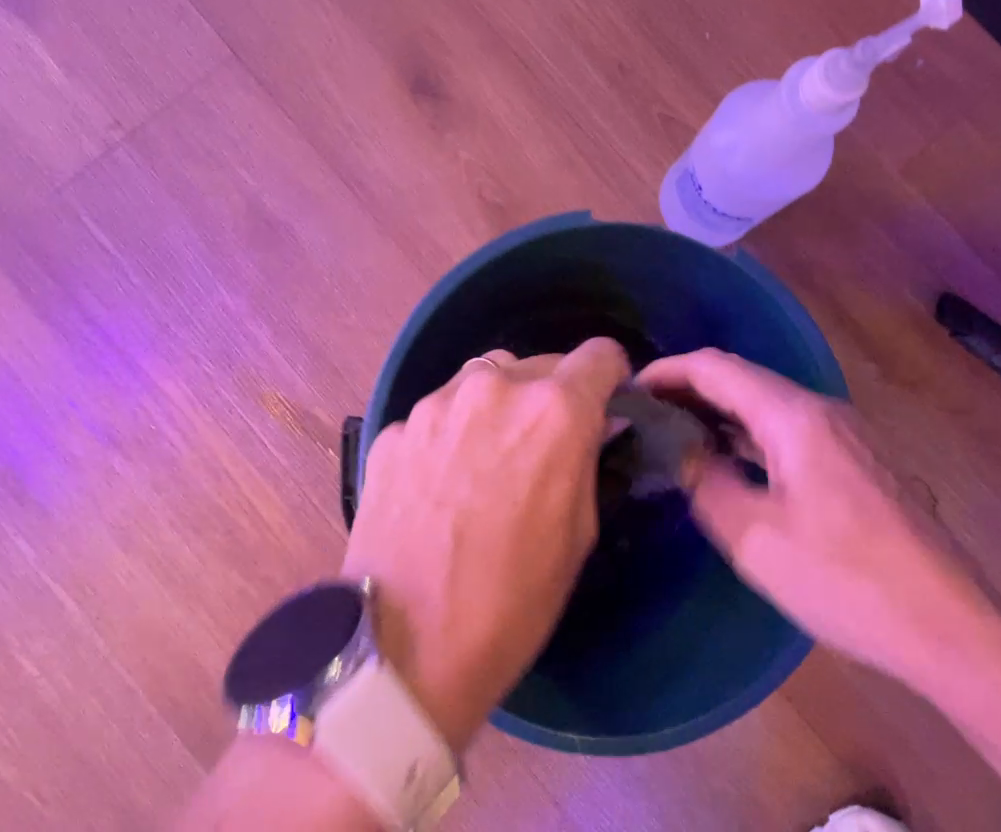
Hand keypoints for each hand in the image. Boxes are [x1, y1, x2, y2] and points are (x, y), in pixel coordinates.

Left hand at [341, 339, 631, 748]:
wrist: (405, 646)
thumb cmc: (513, 601)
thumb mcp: (579, 534)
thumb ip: (587, 461)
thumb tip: (592, 427)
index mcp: (553, 410)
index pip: (600, 355)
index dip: (608, 380)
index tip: (603, 408)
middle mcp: (493, 387)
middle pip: (538, 366)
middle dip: (550, 397)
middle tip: (542, 449)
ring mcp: (433, 405)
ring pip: (482, 382)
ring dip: (497, 408)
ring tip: (487, 463)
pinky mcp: (392, 430)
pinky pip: (437, 416)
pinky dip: (449, 435)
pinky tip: (440, 486)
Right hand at [637, 350, 993, 682]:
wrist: (949, 627)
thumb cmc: (845, 580)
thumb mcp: (754, 538)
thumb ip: (705, 483)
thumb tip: (677, 450)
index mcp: (794, 416)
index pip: (716, 367)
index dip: (665, 371)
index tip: (623, 390)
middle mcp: (822, 411)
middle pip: (743, 379)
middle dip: (687, 390)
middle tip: (639, 418)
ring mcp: (845, 437)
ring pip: (767, 406)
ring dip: (718, 414)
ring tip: (670, 437)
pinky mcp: (857, 465)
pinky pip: (789, 433)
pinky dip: (747, 437)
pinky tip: (727, 464)